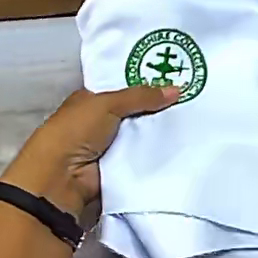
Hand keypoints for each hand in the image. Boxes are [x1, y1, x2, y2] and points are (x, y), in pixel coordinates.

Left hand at [0, 83, 180, 225]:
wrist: (62, 176)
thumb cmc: (76, 131)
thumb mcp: (107, 104)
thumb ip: (140, 96)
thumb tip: (177, 90)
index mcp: (90, 102)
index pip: (122, 91)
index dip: (145, 87)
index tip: (176, 82)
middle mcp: (99, 124)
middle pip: (135, 114)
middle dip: (158, 111)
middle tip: (193, 104)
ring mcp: (108, 148)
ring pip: (141, 137)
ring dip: (160, 134)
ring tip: (194, 124)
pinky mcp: (118, 170)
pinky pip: (142, 159)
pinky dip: (157, 156)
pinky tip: (182, 148)